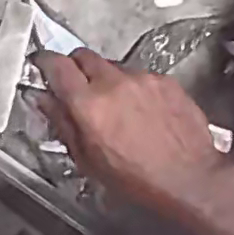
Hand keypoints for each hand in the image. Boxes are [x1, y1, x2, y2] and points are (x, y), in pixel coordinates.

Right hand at [32, 50, 233, 218]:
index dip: (46, 62)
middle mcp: (114, 82)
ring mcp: (142, 78)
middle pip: (84, 56)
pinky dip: (134, 88)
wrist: (190, 179)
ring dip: (107, 80)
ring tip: (116, 107)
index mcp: (89, 104)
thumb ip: (62, 123)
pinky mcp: (165, 80)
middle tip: (78, 87)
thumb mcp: (88, 160)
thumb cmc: (136, 179)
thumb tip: (44, 99)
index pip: (58, 65)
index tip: (43, 66)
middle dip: (76, 67)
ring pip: (113, 66)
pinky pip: (140, 75)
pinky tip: (142, 111)